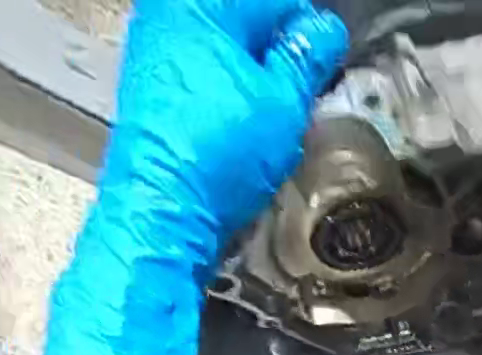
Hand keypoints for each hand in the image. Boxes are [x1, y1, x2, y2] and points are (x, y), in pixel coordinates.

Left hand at [38, 0, 348, 354]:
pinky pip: (203, 70)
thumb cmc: (219, 156)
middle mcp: (171, 12)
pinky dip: (231, 90)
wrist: (165, 208)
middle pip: (245, 18)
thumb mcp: (281, 106)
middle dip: (280, 52)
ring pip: (224, 45)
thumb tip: (324, 31)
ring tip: (278, 114)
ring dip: (256, 74)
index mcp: (205, 4)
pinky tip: (245, 125)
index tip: (329, 59)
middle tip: (306, 91)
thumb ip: (304, 60)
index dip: (310, 29)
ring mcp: (155, 47)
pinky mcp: (152, 84)